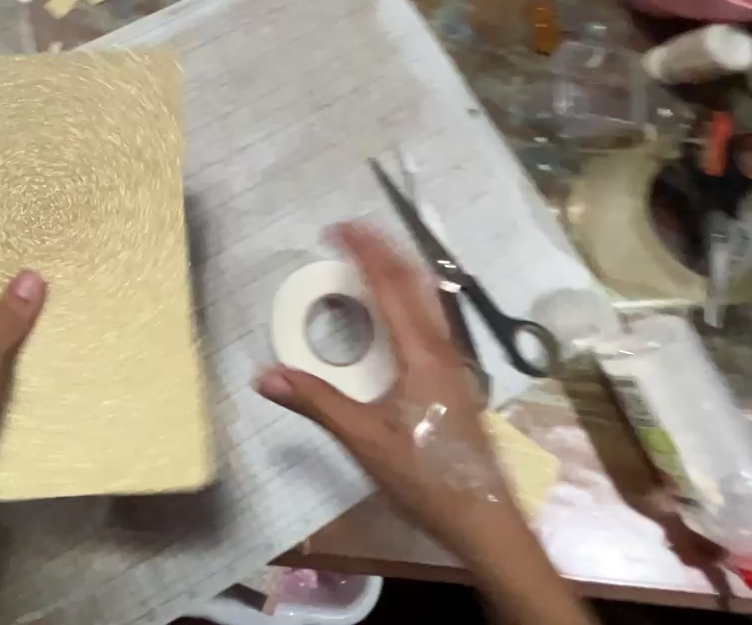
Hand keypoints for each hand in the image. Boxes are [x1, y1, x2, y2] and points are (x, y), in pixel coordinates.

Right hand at [256, 222, 517, 557]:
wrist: (487, 523)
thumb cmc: (427, 477)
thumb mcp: (364, 440)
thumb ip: (316, 402)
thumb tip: (264, 374)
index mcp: (420, 353)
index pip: (388, 286)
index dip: (363, 251)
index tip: (337, 228)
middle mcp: (442, 347)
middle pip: (414, 280)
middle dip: (382, 248)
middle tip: (348, 230)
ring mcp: (454, 361)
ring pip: (427, 296)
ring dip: (398, 266)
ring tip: (370, 253)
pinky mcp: (455, 376)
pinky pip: (431, 315)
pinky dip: (409, 292)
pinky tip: (397, 306)